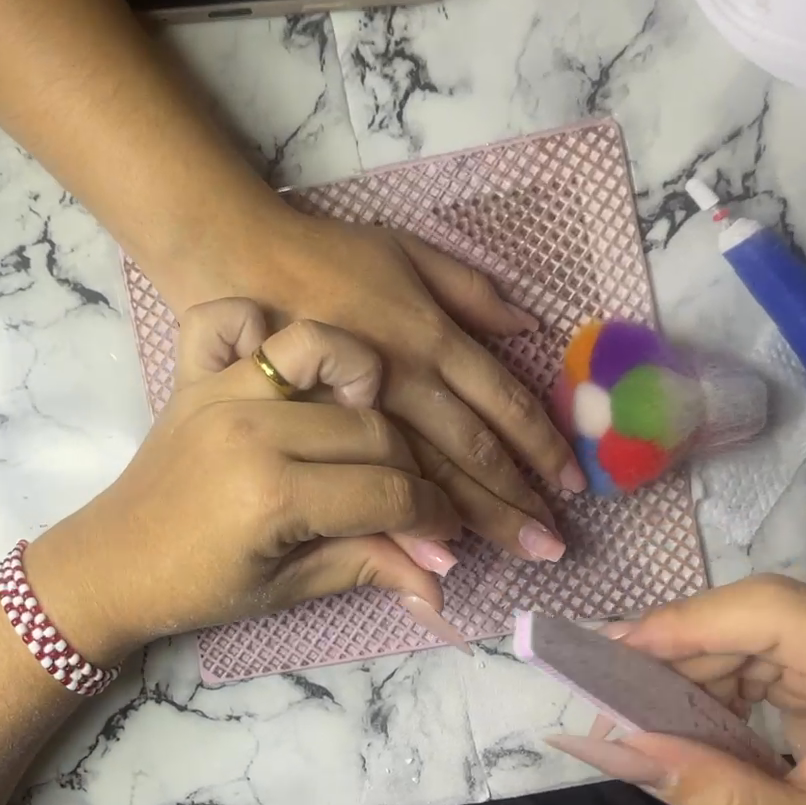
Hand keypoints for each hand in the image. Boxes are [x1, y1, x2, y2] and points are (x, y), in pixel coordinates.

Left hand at [26, 299, 462, 662]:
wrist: (110, 564)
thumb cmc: (196, 587)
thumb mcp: (284, 588)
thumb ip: (366, 568)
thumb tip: (444, 584)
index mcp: (274, 494)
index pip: (389, 492)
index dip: (432, 517)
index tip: (445, 534)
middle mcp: (253, 428)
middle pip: (373, 428)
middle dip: (415, 470)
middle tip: (420, 499)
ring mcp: (221, 391)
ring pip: (327, 356)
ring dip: (362, 382)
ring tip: (370, 422)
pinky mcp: (195, 374)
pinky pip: (232, 318)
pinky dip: (260, 322)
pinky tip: (286, 364)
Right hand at [155, 210, 580, 563]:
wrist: (234, 265)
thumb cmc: (321, 256)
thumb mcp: (402, 249)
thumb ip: (466, 287)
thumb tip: (527, 326)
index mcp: (429, 337)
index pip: (503, 405)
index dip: (541, 448)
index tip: (572, 487)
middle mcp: (403, 383)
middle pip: (472, 454)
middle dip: (515, 503)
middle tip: (551, 548)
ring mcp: (354, 415)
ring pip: (424, 478)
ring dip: (470, 519)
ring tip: (507, 554)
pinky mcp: (309, 437)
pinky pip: (362, 485)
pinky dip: (399, 519)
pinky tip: (425, 548)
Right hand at [547, 576, 805, 804]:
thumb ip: (720, 799)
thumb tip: (612, 749)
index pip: (781, 614)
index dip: (685, 623)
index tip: (610, 652)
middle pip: (762, 611)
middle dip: (680, 648)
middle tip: (614, 689)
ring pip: (757, 616)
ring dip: (696, 657)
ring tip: (653, 704)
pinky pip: (772, 630)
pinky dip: (723, 663)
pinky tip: (701, 701)